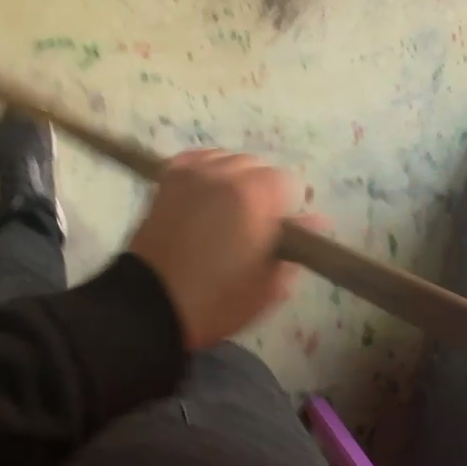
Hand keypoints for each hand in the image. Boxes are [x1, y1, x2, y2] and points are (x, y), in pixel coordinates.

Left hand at [127, 150, 316, 349]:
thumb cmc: (214, 302)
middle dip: (263, 190)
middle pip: (257, 166)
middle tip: (256, 224)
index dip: (289, 205)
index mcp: (254, 197)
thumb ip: (295, 248)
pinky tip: (207, 190)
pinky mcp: (168, 179)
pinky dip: (207, 169)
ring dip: (235, 178)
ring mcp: (192, 173)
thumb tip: (318, 220)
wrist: (149, 306)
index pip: (287, 182)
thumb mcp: (266, 286)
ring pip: (227, 159)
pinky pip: (197, 159)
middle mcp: (224, 174)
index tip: (282, 230)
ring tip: (229, 208)